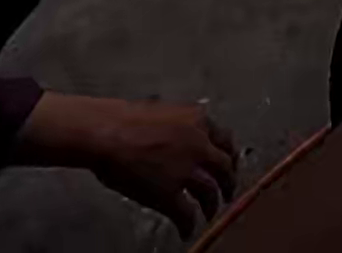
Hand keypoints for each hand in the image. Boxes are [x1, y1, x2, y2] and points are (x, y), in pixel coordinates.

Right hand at [16, 93, 235, 237]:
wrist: (112, 133)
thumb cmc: (132, 118)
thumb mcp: (171, 112)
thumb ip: (186, 125)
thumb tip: (188, 136)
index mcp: (200, 120)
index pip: (225, 139)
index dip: (229, 155)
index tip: (229, 164)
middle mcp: (200, 144)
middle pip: (223, 166)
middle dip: (229, 181)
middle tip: (229, 191)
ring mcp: (186, 169)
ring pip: (210, 190)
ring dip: (212, 204)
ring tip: (211, 213)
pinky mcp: (168, 194)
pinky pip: (185, 212)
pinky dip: (189, 223)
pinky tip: (187, 230)